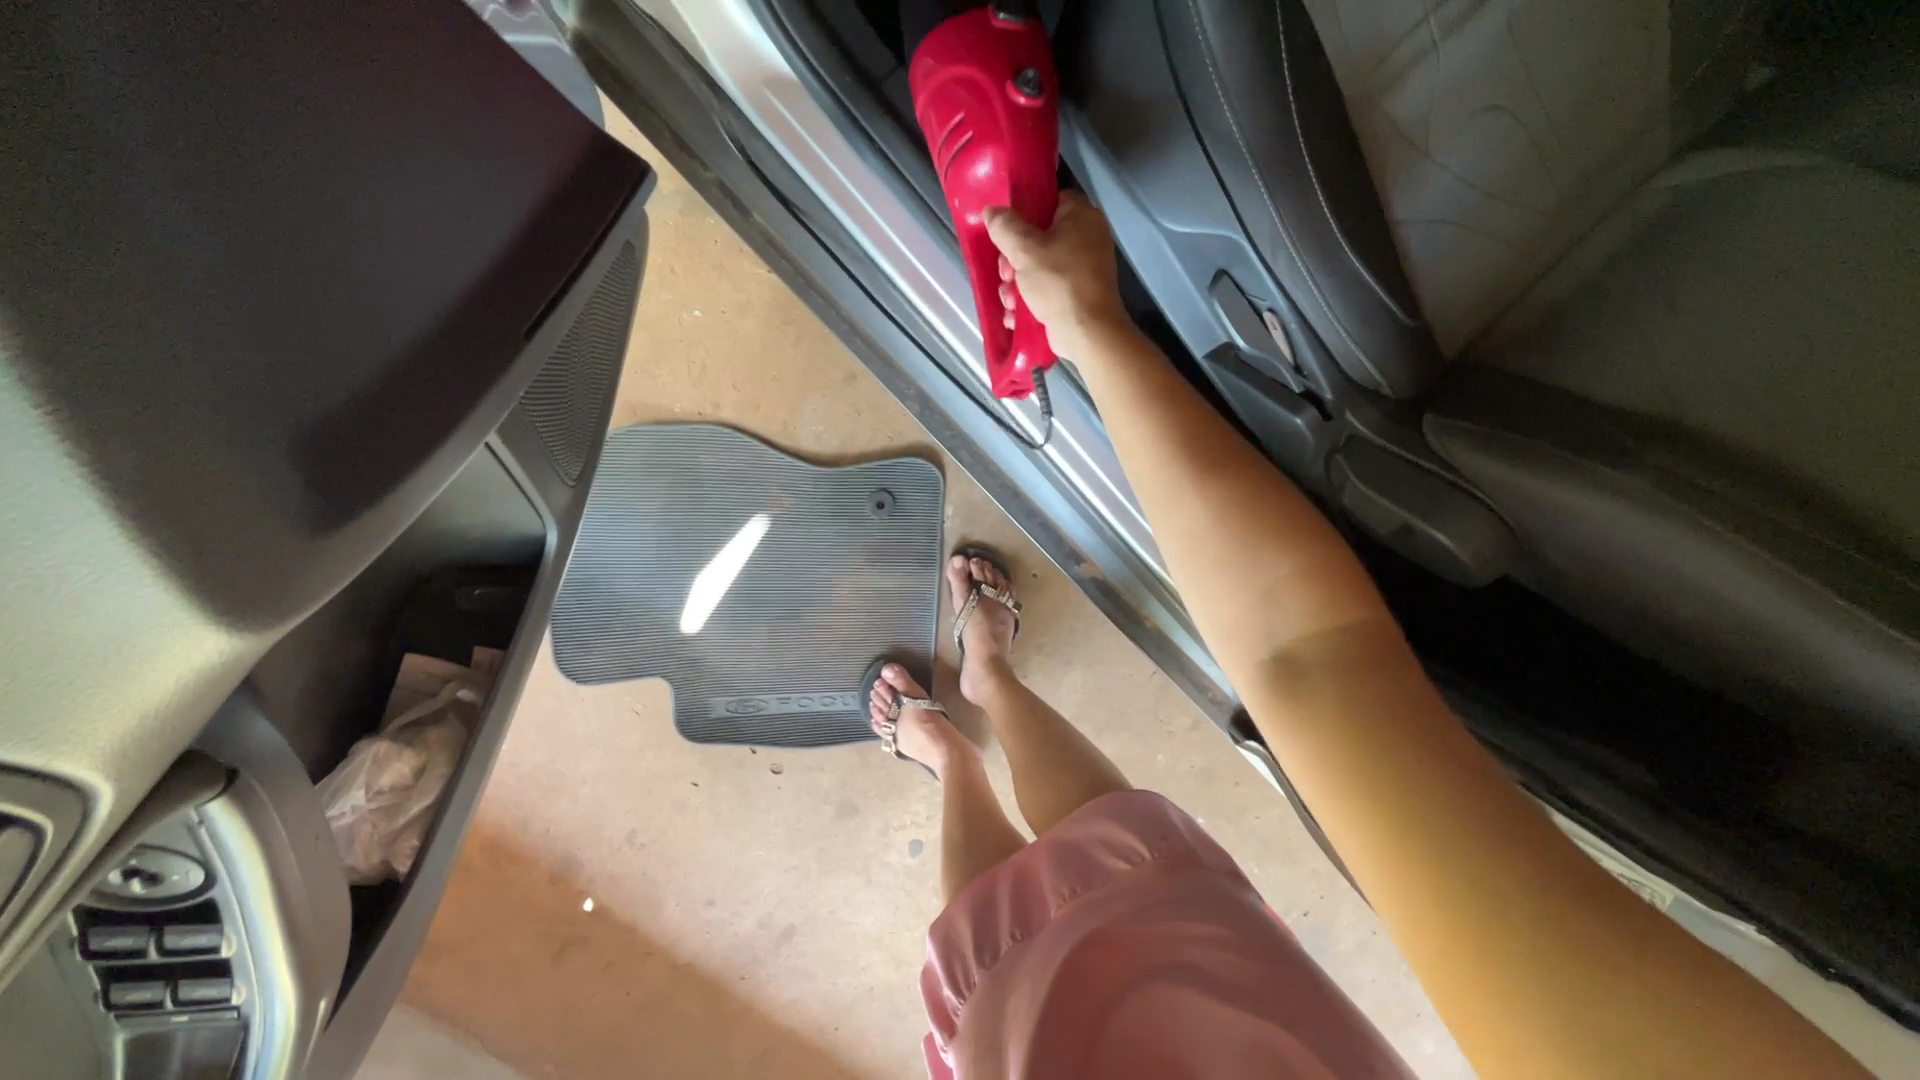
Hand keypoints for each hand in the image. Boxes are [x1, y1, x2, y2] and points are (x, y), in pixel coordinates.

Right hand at [983, 193, 1129, 359]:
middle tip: (1006, 273)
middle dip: (1014, 260)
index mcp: (1081, 215)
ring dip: (1017, 285)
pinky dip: (1030, 301)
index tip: (1005, 230)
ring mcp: (1083, 268)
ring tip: (1010, 300)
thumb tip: (991, 211)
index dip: (1025, 212)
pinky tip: (1016, 314)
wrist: (1087, 331)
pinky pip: (1047, 289)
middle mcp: (1086, 237)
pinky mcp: (1076, 294)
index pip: (1050, 200)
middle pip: (1038, 237)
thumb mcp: (1024, 249)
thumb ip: (1005, 226)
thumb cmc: (1058, 282)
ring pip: (1038, 267)